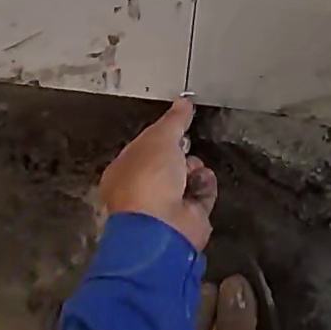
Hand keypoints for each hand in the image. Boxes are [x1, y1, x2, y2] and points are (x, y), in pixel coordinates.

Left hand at [98, 99, 217, 248]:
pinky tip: (202, 181)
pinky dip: (205, 184)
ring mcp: (165, 205)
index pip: (145, 146)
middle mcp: (142, 189)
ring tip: (193, 169)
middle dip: (181, 153)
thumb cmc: (149, 179)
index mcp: (125, 171)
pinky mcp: (188, 216)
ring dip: (196, 167)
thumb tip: (184, 101)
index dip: (162, 134)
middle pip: (169, 161)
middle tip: (185, 148)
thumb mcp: (159, 139)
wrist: (162, 227)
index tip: (178, 124)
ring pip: (188, 175)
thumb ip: (174, 120)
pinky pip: (202, 191)